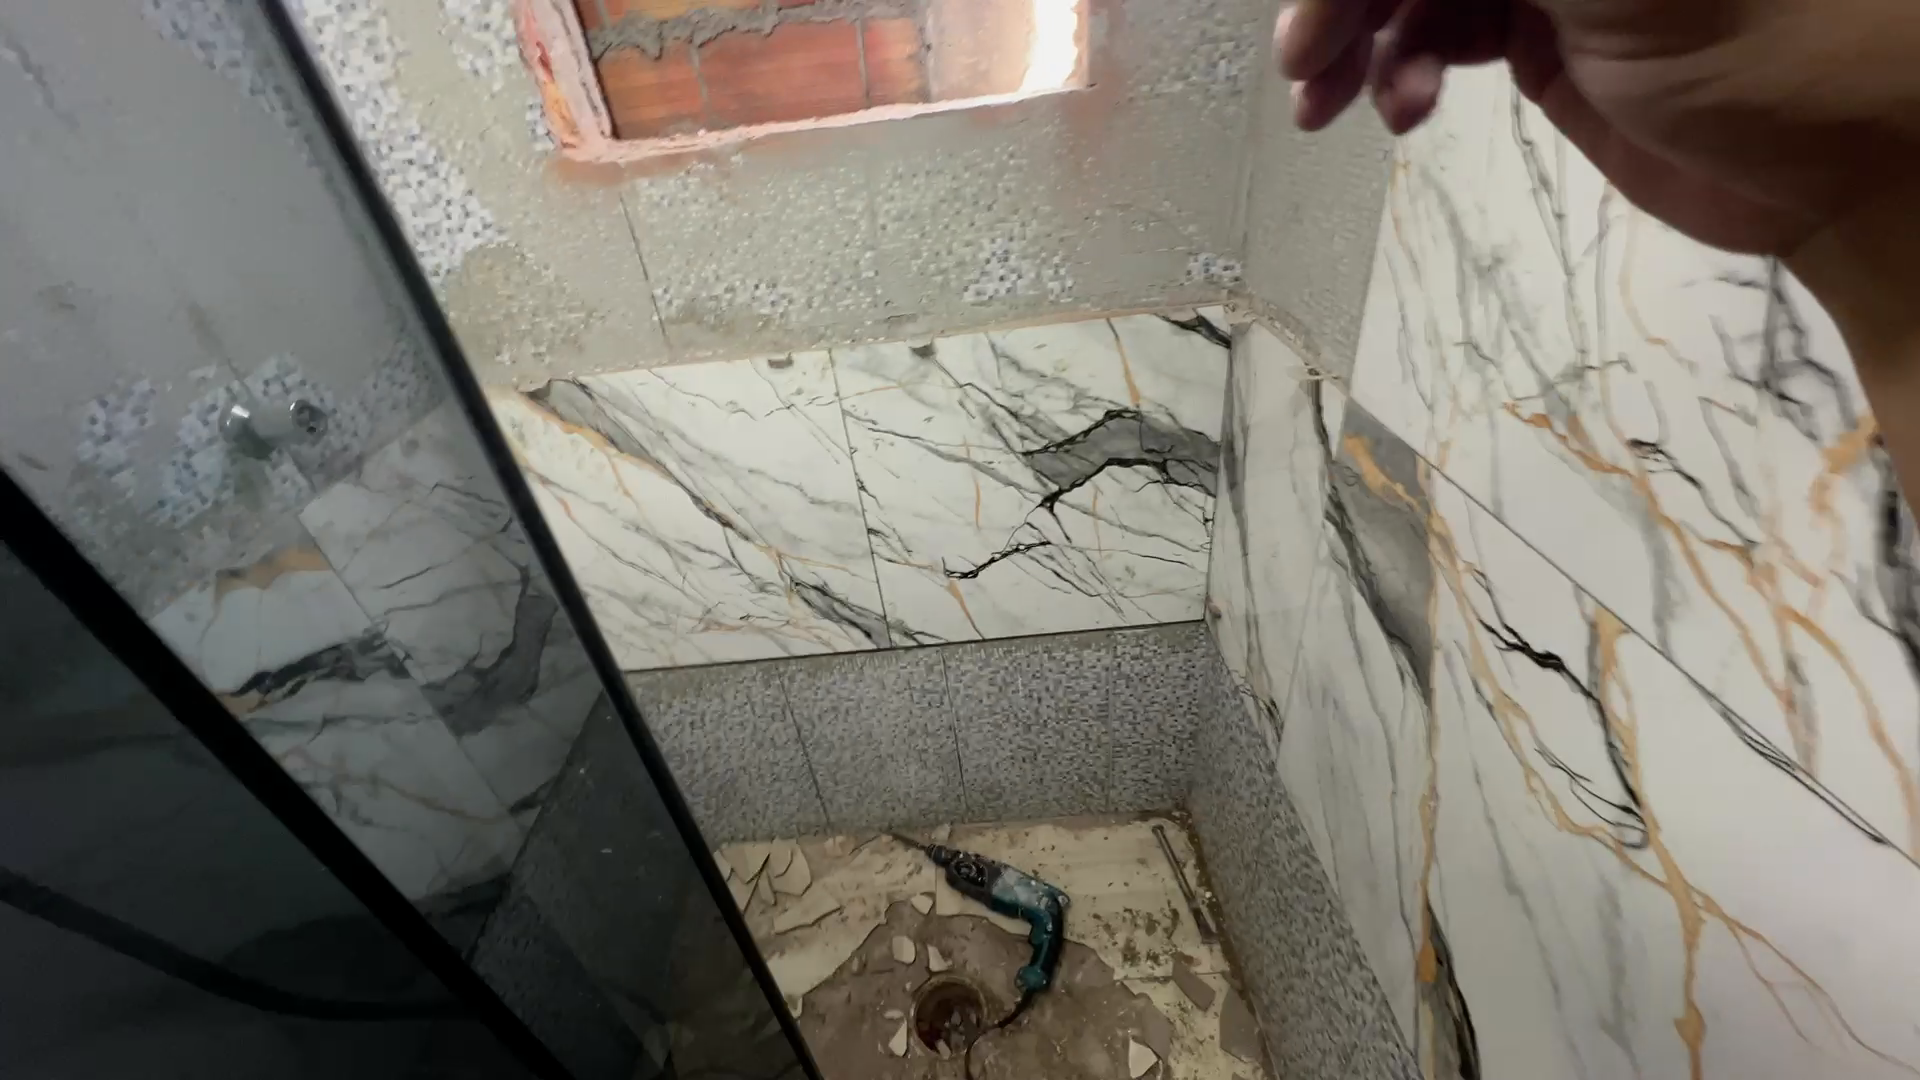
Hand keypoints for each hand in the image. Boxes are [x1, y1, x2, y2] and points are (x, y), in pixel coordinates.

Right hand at [1276, 0, 1919, 257]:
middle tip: (1302, 67)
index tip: (1311, 20)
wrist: (1833, 147)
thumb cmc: (1762, 23)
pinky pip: (1438, 38)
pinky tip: (1404, 115)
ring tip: (1326, 111)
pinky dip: (1404, 77)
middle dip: (1348, 1)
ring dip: (1362, 49)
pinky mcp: (1542, 27)